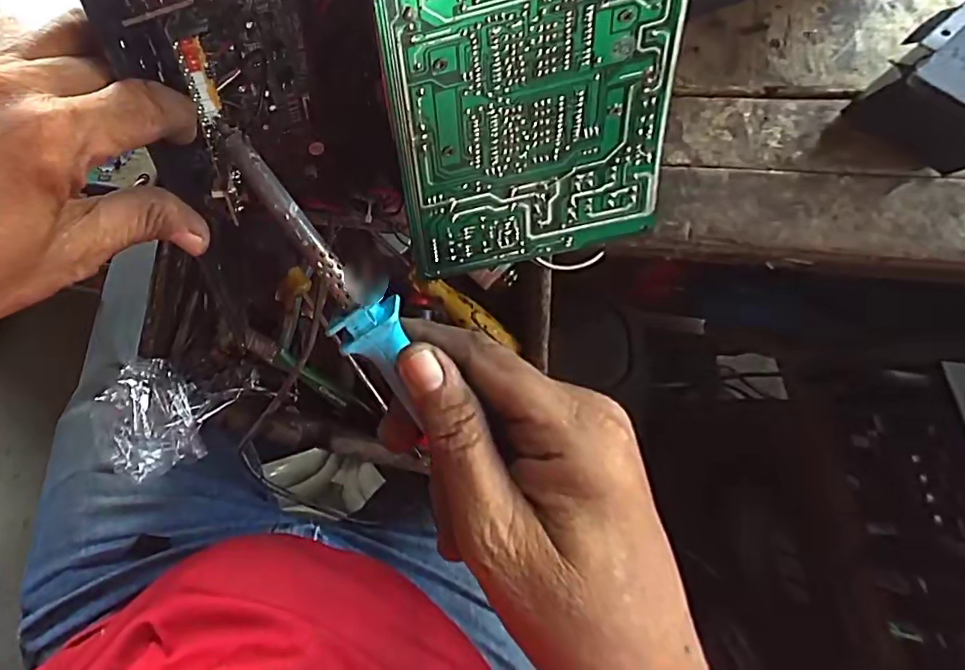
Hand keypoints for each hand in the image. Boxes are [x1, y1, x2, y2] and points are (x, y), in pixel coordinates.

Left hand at [0, 11, 209, 425]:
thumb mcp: (63, 255)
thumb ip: (139, 221)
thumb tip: (191, 225)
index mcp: (49, 134)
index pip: (143, 101)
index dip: (179, 117)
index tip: (188, 133)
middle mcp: (14, 90)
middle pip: (110, 57)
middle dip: (146, 87)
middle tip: (161, 121)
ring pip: (67, 36)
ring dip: (104, 59)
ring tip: (120, 98)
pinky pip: (25, 50)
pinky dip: (60, 62)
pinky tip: (67, 101)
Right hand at [387, 320, 705, 669]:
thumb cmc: (574, 620)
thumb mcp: (494, 528)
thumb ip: (454, 434)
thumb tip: (418, 357)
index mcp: (575, 423)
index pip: (482, 354)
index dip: (422, 344)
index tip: (373, 351)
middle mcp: (589, 410)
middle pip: (486, 381)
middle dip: (437, 415)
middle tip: (400, 447)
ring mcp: (591, 430)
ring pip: (494, 410)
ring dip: (459, 452)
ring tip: (456, 517)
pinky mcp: (586, 450)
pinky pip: (515, 433)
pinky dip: (484, 463)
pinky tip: (477, 511)